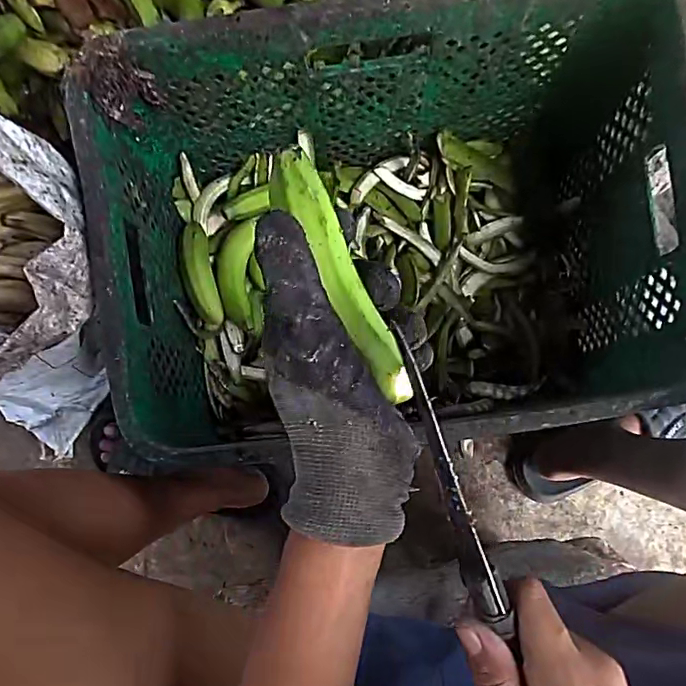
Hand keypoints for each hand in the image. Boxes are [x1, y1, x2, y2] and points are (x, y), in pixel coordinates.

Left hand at [255, 212, 418, 545]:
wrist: (362, 468)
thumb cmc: (329, 401)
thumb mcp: (307, 332)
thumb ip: (295, 276)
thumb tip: (274, 217)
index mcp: (296, 320)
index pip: (311, 263)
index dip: (330, 239)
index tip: (351, 220)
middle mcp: (324, 333)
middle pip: (357, 284)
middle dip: (377, 287)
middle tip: (384, 299)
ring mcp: (355, 355)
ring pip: (387, 312)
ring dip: (401, 320)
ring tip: (403, 343)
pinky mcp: (383, 373)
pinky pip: (403, 343)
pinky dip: (411, 349)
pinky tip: (410, 364)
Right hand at [455, 579, 685, 685]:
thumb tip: (470, 626)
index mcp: (568, 676)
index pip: (532, 596)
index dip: (497, 601)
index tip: (476, 637)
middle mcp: (594, 660)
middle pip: (537, 620)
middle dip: (508, 645)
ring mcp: (610, 671)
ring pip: (551, 641)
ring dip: (527, 666)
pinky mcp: (616, 685)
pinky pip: (568, 659)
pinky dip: (547, 677)